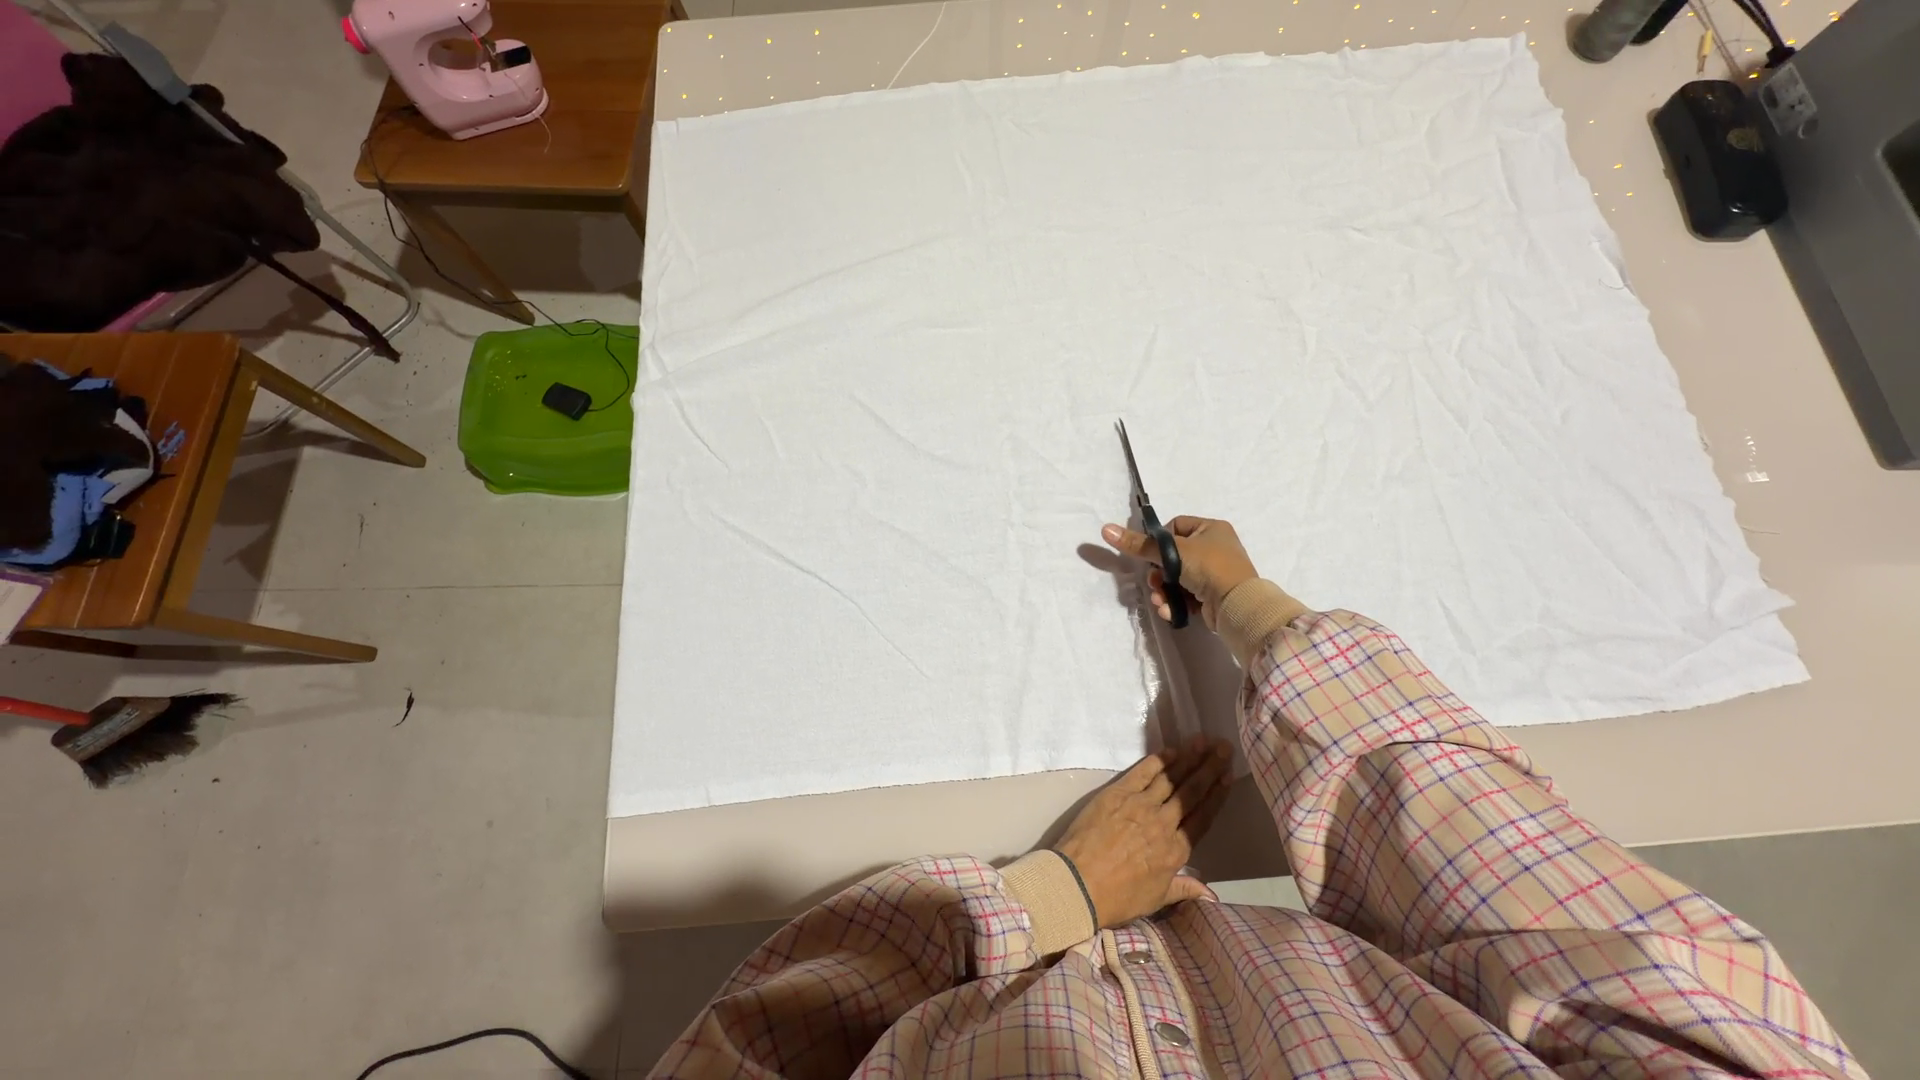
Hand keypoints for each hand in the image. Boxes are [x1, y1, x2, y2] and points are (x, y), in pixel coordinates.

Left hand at [1054, 735, 1232, 928]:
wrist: (1078, 883)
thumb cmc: (1117, 898)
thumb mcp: (1156, 900)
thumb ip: (1184, 889)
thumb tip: (1212, 894)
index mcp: (1176, 851)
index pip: (1203, 816)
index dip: (1217, 795)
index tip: (1228, 776)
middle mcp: (1163, 823)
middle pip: (1192, 791)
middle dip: (1210, 768)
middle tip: (1224, 747)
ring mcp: (1140, 805)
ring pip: (1171, 778)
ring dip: (1188, 758)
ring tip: (1203, 741)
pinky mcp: (1117, 793)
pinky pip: (1142, 772)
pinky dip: (1158, 760)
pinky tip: (1170, 750)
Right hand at [1101, 516, 1258, 628]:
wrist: (1237, 605)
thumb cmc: (1208, 567)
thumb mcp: (1171, 552)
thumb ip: (1139, 544)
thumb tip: (1106, 529)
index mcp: (1211, 528)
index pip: (1175, 527)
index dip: (1159, 541)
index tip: (1151, 555)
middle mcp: (1215, 548)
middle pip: (1173, 557)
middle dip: (1159, 574)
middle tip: (1154, 583)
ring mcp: (1215, 574)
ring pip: (1177, 579)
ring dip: (1164, 591)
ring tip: (1161, 601)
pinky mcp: (1213, 596)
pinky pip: (1187, 596)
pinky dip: (1176, 603)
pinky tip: (1170, 610)